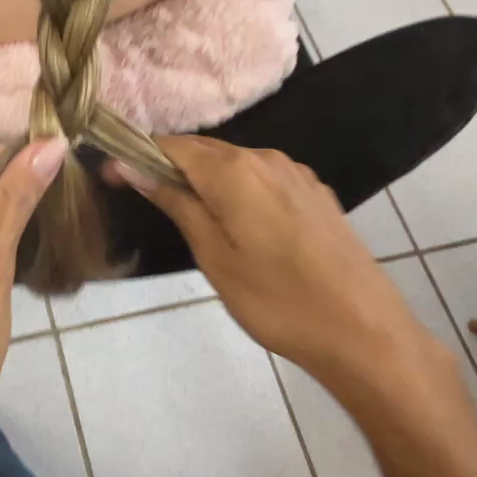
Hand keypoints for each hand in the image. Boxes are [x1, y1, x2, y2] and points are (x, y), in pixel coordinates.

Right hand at [114, 137, 444, 408]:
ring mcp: (295, 173)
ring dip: (205, 179)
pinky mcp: (314, 192)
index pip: (171, 145)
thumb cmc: (277, 301)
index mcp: (234, 170)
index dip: (138, 156)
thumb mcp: (214, 256)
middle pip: (203, 150)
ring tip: (191, 218)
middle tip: (146, 200)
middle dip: (170, 167)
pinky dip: (238, 189)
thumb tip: (131, 166)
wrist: (364, 331)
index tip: (112, 178)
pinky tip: (239, 224)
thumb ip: (175, 203)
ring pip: (233, 163)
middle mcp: (265, 158)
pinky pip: (261, 177)